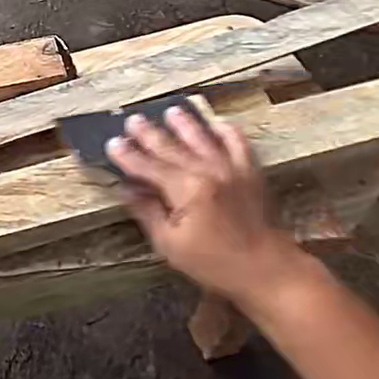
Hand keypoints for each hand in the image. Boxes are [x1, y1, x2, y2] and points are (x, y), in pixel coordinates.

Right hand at [105, 105, 320, 308]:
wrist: (265, 268)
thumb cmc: (214, 263)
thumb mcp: (170, 245)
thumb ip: (148, 212)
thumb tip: (125, 189)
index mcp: (186, 189)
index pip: (150, 167)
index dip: (129, 156)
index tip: (113, 143)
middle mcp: (208, 170)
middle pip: (173, 147)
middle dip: (150, 134)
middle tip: (133, 120)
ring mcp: (232, 168)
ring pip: (204, 138)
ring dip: (186, 123)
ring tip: (172, 111)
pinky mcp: (250, 171)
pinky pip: (238, 142)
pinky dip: (227, 130)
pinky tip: (218, 123)